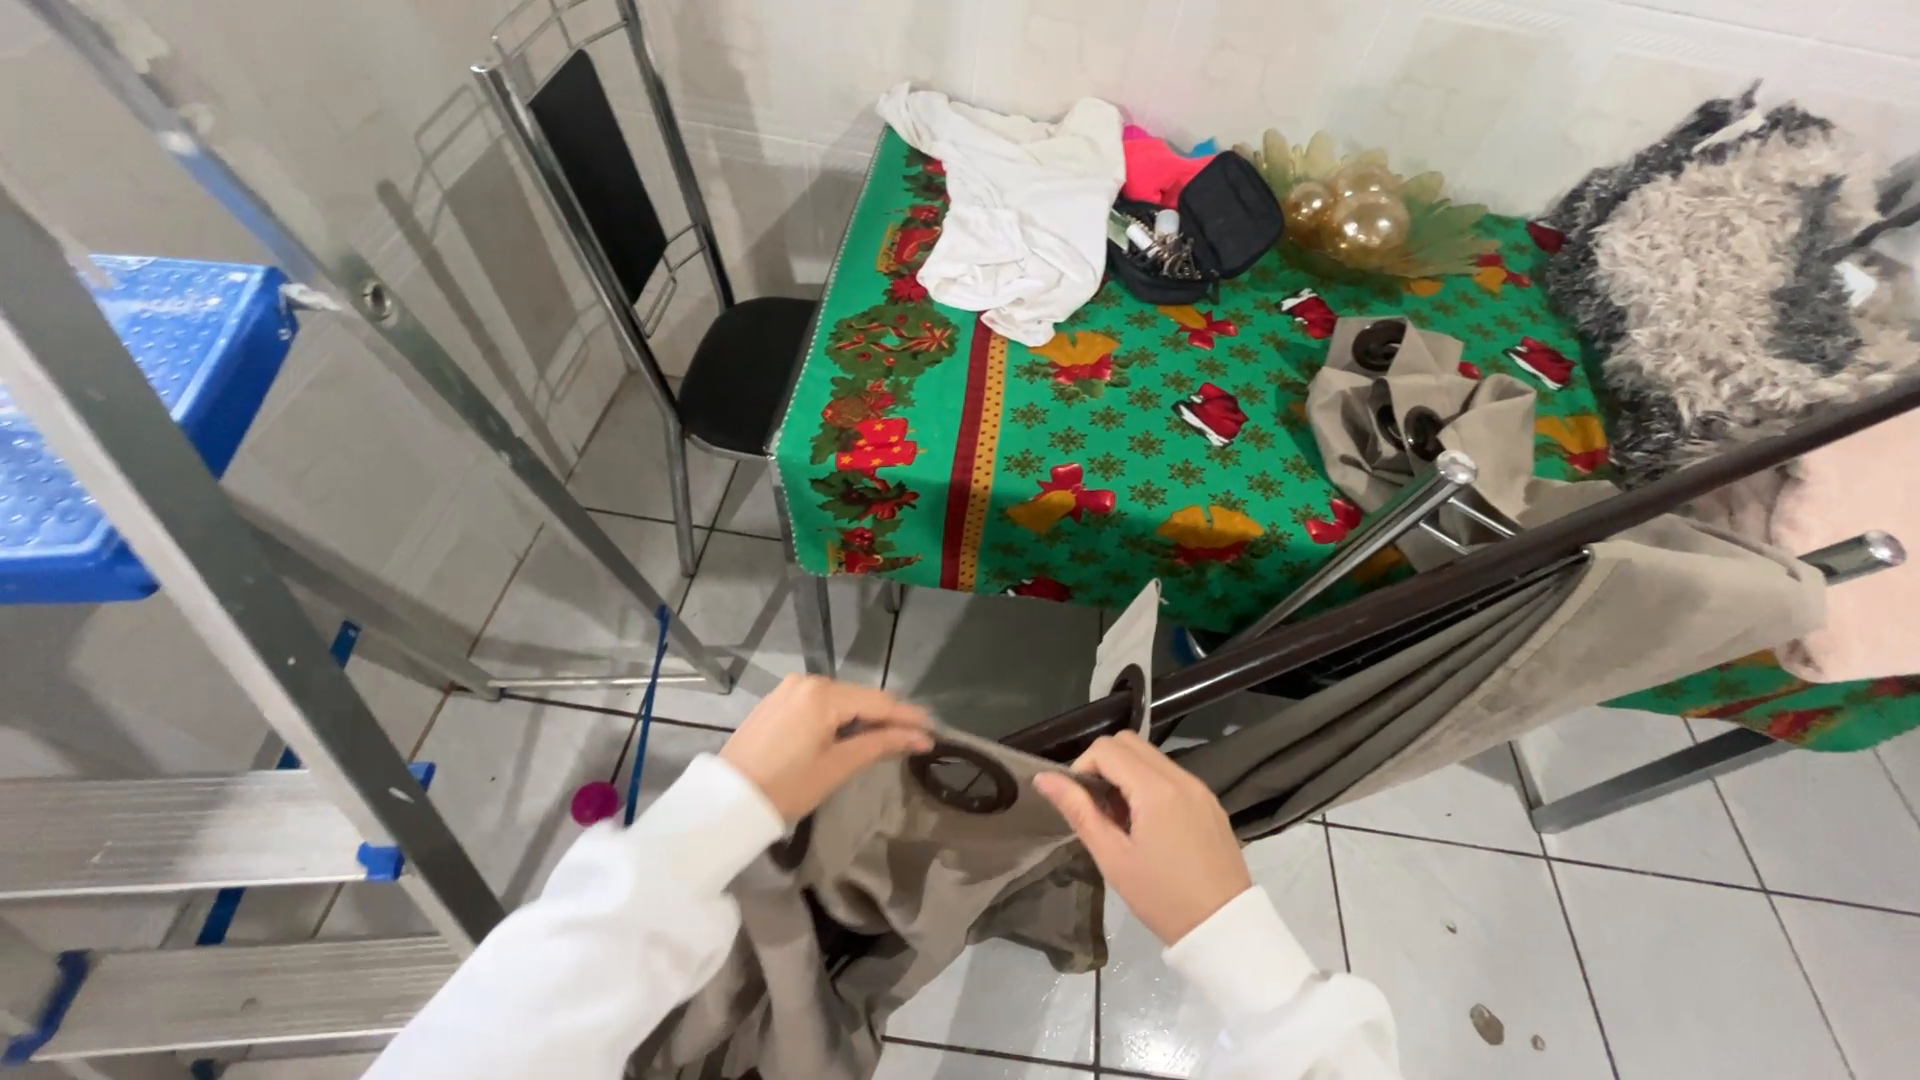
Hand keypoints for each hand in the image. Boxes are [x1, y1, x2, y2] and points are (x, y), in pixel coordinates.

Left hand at [720, 675, 933, 821]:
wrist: (727, 800)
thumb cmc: (786, 787)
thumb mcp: (838, 766)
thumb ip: (880, 744)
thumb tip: (919, 737)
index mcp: (823, 694)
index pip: (878, 702)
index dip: (907, 717)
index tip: (932, 730)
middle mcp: (807, 681)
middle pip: (860, 697)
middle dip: (887, 716)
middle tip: (915, 736)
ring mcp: (789, 689)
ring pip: (840, 699)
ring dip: (864, 717)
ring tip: (889, 737)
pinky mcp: (777, 701)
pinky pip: (819, 703)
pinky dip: (839, 716)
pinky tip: (852, 732)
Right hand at [1033, 731, 1250, 945]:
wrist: (1224, 930)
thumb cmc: (1162, 898)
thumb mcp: (1112, 858)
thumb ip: (1078, 810)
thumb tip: (1043, 778)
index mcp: (1156, 789)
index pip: (1106, 748)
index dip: (1083, 767)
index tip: (1080, 803)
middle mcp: (1180, 777)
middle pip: (1129, 742)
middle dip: (1104, 764)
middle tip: (1098, 807)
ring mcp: (1199, 788)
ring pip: (1150, 756)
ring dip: (1126, 773)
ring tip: (1122, 819)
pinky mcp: (1210, 802)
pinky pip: (1170, 775)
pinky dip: (1149, 784)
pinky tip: (1148, 824)